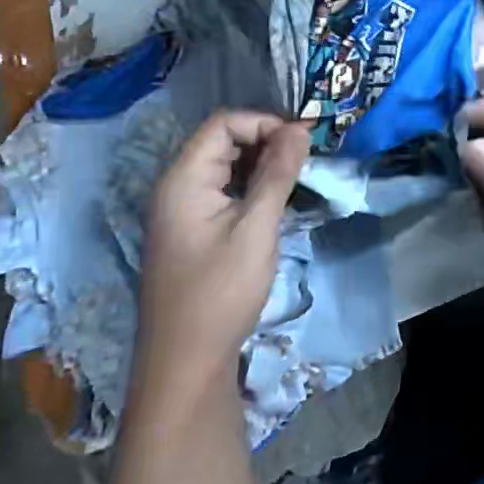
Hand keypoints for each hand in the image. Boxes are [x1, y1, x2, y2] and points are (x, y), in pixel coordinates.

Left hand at [139, 111, 309, 379]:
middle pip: (222, 142)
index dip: (265, 123)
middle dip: (266, 141)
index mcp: (183, 179)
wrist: (186, 359)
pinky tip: (277, 203)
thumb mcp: (256, 227)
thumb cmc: (221, 290)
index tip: (304, 142)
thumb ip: (277, 174)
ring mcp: (182, 211)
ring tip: (298, 179)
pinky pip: (224, 192)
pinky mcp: (193, 232)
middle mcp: (176, 187)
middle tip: (307, 160)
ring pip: (225, 168)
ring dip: (262, 165)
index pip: (223, 124)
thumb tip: (299, 129)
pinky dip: (252, 187)